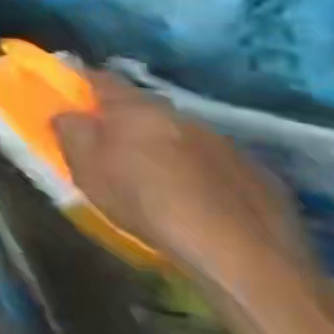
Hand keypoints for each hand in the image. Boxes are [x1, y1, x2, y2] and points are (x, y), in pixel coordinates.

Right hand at [53, 71, 310, 286]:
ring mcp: (228, 145)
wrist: (241, 254)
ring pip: (185, 135)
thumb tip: (70, 113)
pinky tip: (201, 199)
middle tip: (114, 142)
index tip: (71, 93)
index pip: (101, 78)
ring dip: (169, 146)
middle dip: (129, 120)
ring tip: (160, 175)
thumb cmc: (144, 202)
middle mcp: (183, 116)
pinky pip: (220, 164)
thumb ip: (71, 130)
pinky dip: (204, 173)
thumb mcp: (85, 167)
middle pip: (147, 108)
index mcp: (136, 108)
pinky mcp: (263, 176)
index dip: (83, 82)